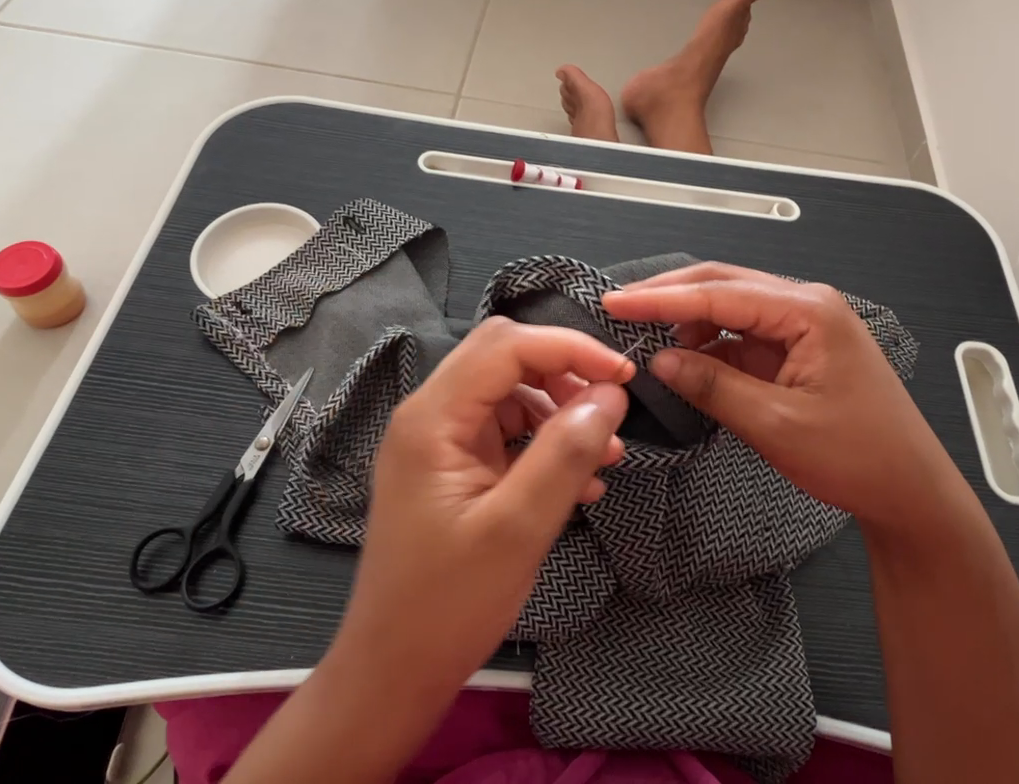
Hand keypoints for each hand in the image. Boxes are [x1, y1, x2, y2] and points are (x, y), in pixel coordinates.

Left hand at [335, 317, 633, 694]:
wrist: (394, 671)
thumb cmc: (449, 603)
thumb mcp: (519, 528)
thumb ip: (566, 454)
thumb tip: (611, 395)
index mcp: (432, 418)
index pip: (506, 346)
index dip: (569, 348)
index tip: (625, 376)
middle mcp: (430, 417)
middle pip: (505, 361)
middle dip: (566, 375)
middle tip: (613, 412)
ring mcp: (439, 444)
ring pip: (511, 396)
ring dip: (561, 414)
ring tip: (606, 457)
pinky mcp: (452, 471)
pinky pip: (507, 436)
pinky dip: (546, 446)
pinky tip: (582, 483)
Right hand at [603, 263, 970, 538]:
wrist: (910, 490)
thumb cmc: (858, 457)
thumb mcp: (775, 424)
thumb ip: (713, 386)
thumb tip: (660, 361)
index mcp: (809, 312)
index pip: (719, 294)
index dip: (661, 298)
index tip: (616, 303)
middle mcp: (807, 306)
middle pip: (724, 286)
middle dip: (670, 297)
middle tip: (620, 308)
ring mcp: (804, 327)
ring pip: (731, 309)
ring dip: (688, 321)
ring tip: (646, 339)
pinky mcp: (798, 350)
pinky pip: (743, 336)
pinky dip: (710, 345)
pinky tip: (684, 359)